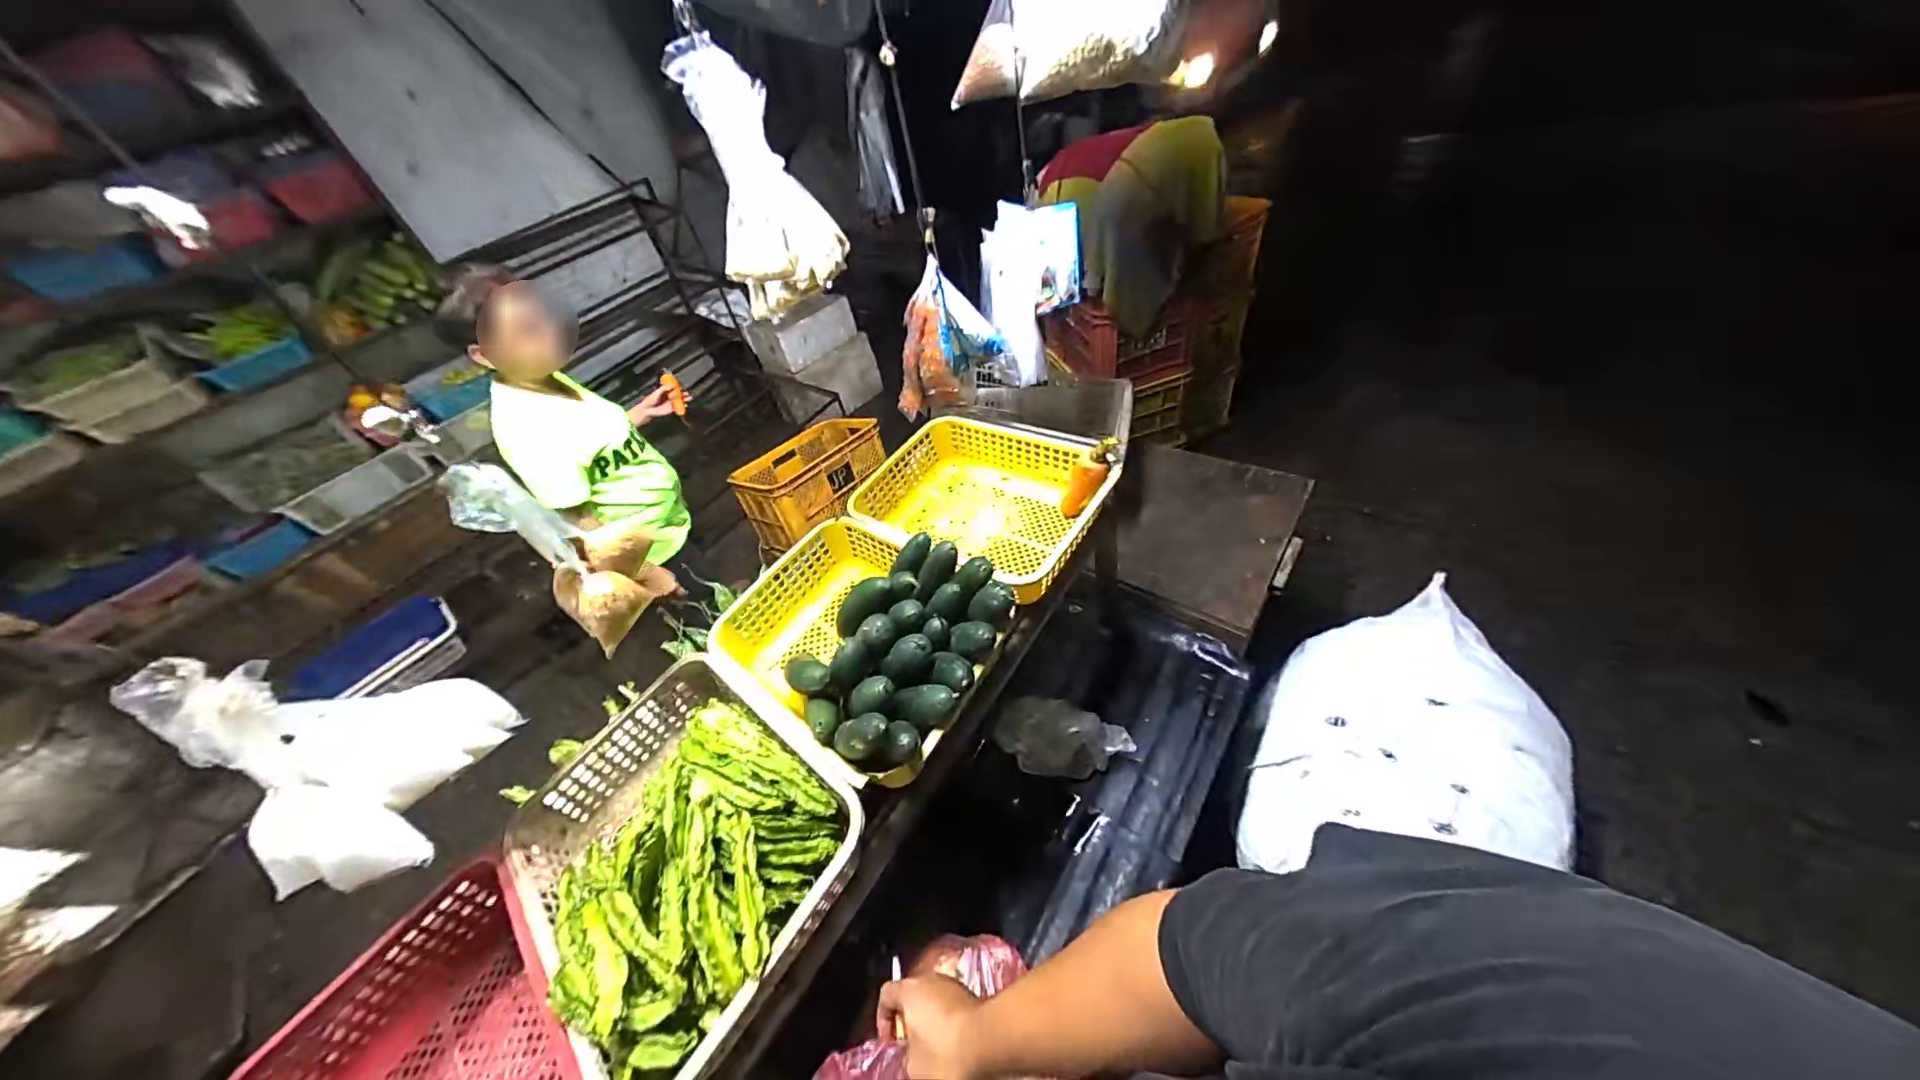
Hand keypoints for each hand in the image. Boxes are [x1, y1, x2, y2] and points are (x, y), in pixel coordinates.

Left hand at [628, 383, 687, 421]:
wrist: (648, 409)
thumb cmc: (651, 399)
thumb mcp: (657, 392)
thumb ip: (664, 389)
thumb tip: (672, 386)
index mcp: (665, 392)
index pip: (673, 389)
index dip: (678, 388)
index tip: (682, 387)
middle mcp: (669, 397)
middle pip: (678, 395)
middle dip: (683, 394)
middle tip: (687, 393)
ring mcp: (671, 403)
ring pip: (680, 401)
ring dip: (685, 400)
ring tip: (689, 398)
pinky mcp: (672, 409)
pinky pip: (678, 407)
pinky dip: (683, 406)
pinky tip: (686, 405)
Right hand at [876, 974, 985, 1079]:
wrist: (988, 1040)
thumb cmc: (943, 1052)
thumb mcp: (914, 1067)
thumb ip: (906, 1057)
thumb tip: (912, 1054)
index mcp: (909, 990)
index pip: (886, 994)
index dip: (882, 1018)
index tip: (891, 1042)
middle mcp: (930, 978)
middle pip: (911, 995)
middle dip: (909, 1021)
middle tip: (910, 1047)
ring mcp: (953, 984)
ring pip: (933, 999)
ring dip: (929, 1021)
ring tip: (933, 1048)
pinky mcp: (971, 994)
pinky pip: (951, 1005)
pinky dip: (947, 1021)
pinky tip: (952, 1043)